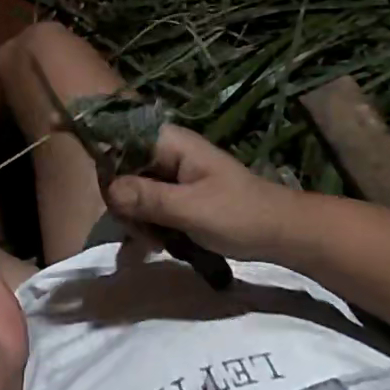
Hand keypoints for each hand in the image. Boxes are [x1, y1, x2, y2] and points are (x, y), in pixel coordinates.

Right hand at [105, 126, 304, 262]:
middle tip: (144, 237)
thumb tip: (109, 190)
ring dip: (137, 220)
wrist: (280, 233)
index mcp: (170, 142)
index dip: (111, 173)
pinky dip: (148, 225)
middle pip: (123, 171)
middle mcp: (167, 152)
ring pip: (133, 192)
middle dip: (126, 206)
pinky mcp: (177, 195)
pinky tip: (153, 247)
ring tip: (154, 245)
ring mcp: (172, 174)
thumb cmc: (239, 215)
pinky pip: (148, 205)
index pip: (121, 144)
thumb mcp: (191, 209)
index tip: (118, 208)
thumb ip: (149, 198)